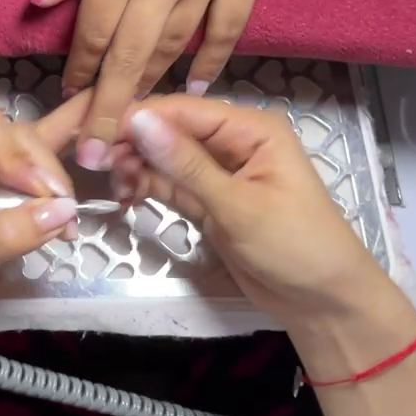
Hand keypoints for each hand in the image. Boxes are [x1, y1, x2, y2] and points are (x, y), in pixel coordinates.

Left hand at [0, 94, 91, 362]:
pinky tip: (88, 162)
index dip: (20, 157)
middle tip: (66, 212)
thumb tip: (62, 209)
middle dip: (43, 169)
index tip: (48, 194)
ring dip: (55, 178)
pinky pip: (33, 163)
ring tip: (68, 219)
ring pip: (29, 148)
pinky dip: (57, 170)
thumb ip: (5, 235)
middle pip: (12, 136)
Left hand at [37, 0, 317, 171]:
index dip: (79, 68)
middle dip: (108, 106)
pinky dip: (211, 60)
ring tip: (134, 120)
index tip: (67, 95)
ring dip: (152, 86)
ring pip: (175, 47)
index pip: (93, 29)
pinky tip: (195, 86)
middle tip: (95, 149)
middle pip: (130, 55)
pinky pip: (228, 28)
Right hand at [106, 95, 395, 329]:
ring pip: (162, 157)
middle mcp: (232, 141)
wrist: (323, 305)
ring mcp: (216, 171)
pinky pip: (167, 183)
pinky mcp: (205, 199)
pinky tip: (125, 195)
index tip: (93, 131)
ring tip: (112, 184)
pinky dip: (144, 186)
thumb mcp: (239, 206)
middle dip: (130, 142)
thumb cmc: (296, 248)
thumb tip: (140, 121)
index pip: (183, 110)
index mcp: (250, 128)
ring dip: (134, 166)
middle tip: (94, 162)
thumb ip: (186, 164)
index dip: (137, 117)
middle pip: (168, 129)